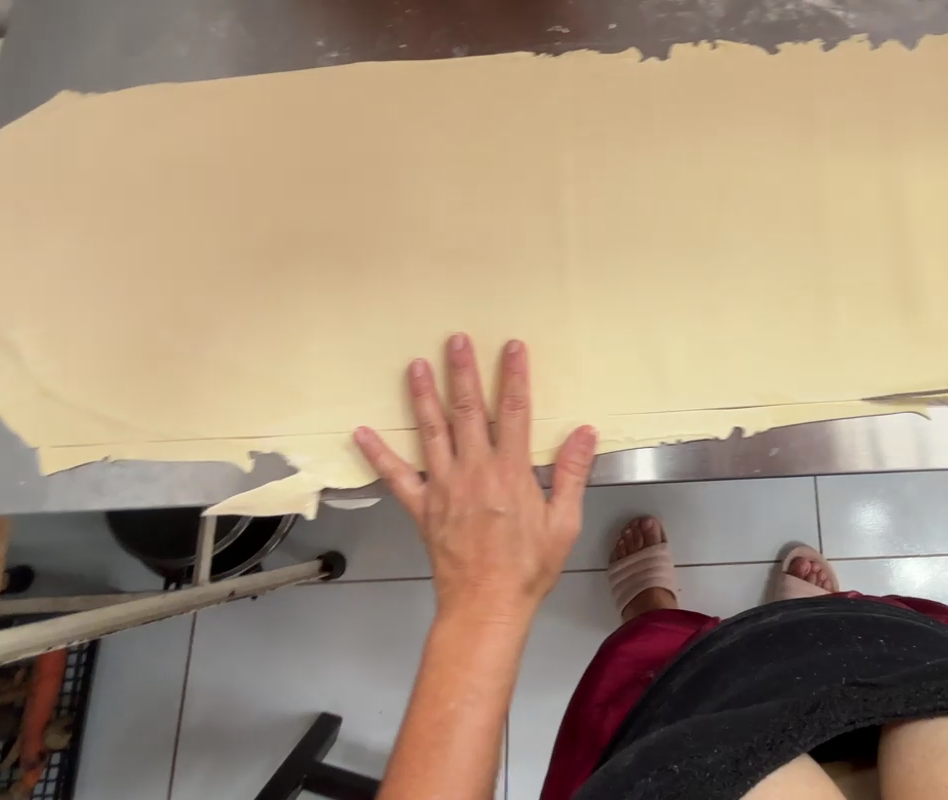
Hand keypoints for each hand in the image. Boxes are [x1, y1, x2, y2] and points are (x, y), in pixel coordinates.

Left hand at [354, 334, 598, 624]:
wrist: (486, 607)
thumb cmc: (529, 566)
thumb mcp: (564, 521)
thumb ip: (571, 473)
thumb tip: (585, 432)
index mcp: (511, 471)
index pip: (514, 411)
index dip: (514, 376)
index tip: (512, 346)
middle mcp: (475, 471)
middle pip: (468, 411)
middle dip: (462, 372)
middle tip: (455, 340)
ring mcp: (444, 487)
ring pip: (432, 432)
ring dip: (423, 396)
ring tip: (414, 366)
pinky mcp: (422, 508)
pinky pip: (397, 477)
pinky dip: (379, 454)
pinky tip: (362, 432)